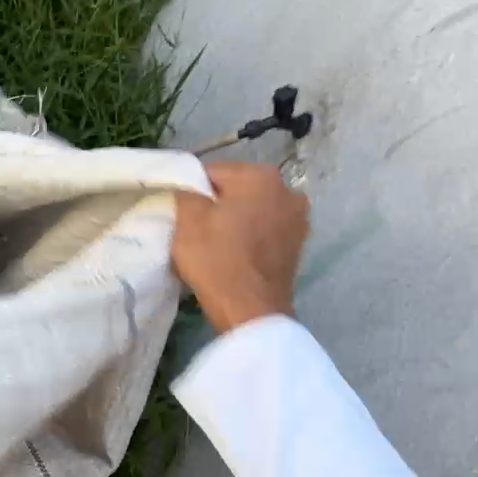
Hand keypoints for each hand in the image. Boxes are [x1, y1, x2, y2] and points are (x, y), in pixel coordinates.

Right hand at [172, 162, 309, 332]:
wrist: (250, 305)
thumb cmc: (215, 259)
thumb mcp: (187, 222)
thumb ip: (186, 194)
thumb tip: (188, 186)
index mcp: (258, 176)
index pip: (213, 171)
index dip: (190, 189)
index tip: (178, 210)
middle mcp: (286, 187)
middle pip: (238, 187)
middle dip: (217, 201)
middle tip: (194, 226)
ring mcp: (298, 214)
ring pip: (254, 206)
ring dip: (236, 216)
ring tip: (217, 239)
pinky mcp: (299, 238)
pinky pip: (267, 225)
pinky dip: (251, 232)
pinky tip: (237, 250)